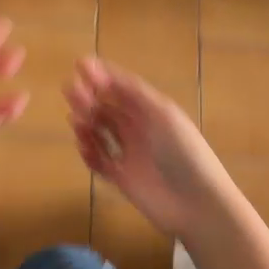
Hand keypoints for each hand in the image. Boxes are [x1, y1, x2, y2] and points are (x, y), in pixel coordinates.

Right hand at [64, 56, 232, 240]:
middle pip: (106, 107)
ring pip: (99, 132)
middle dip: (88, 97)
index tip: (79, 65)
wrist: (198, 204)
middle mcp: (138, 128)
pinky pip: (98, 161)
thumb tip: (101, 73)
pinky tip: (82, 146)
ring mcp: (129, 153)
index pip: (121, 87)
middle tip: (70, 90)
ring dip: (85, 123)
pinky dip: (88, 153)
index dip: (100, 75)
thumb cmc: (184, 152)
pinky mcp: (122, 178)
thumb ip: (133, 92)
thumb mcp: (163, 114)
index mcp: (150, 110)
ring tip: (75, 119)